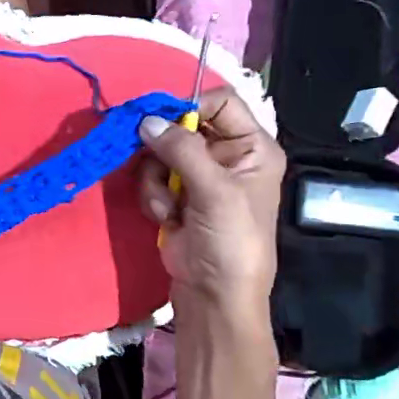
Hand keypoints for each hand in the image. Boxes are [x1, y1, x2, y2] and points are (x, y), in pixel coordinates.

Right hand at [136, 87, 285, 312]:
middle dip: (164, 148)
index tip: (160, 120)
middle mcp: (226, 156)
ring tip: (168, 206)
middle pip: (183, 126)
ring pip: (160, 153)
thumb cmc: (231, 241)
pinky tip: (164, 217)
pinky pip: (152, 177)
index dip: (190, 106)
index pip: (221, 103)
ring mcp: (198, 177)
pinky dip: (153, 196)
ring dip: (156, 178)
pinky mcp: (176, 196)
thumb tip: (146, 120)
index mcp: (252, 147)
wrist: (214, 295)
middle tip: (150, 160)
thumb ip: (182, 150)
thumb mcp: (215, 191)